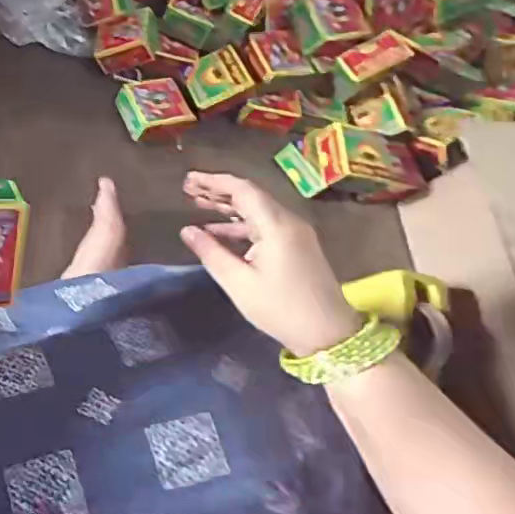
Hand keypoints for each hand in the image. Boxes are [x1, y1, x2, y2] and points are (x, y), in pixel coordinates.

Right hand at [179, 171, 361, 355]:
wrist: (327, 332)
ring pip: (257, 210)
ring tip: (197, 206)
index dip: (214, 182)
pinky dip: (240, 225)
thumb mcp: (238, 282)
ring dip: (228, 208)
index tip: (189, 180)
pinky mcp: (296, 246)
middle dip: (218, 191)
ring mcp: (295, 233)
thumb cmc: (280, 308)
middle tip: (188, 189)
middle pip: (251, 196)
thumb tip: (187, 231)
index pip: (243, 190)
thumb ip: (211, 253)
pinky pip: (264, 225)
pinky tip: (218, 233)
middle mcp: (288, 222)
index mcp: (276, 226)